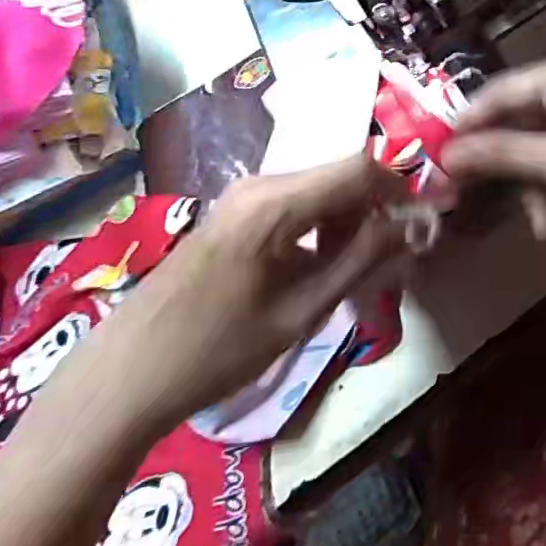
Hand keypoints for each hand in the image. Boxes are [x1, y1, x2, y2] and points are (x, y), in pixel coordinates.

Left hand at [85, 157, 408, 431]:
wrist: (124, 377)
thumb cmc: (217, 350)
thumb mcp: (303, 310)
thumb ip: (364, 259)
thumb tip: (415, 225)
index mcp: (276, 203)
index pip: (361, 169)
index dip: (400, 190)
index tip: (421, 224)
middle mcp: (261, 184)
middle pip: (342, 175)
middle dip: (376, 208)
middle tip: (392, 254)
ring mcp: (243, 195)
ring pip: (321, 187)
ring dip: (349, 218)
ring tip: (355, 267)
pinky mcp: (234, 210)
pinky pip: (296, 200)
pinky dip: (321, 223)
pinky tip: (316, 264)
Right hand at [441, 48, 545, 244]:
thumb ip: (503, 155)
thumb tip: (444, 155)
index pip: (499, 91)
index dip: (465, 126)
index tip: (435, 158)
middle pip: (518, 117)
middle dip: (504, 164)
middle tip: (469, 198)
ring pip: (539, 138)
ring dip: (533, 182)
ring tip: (538, 225)